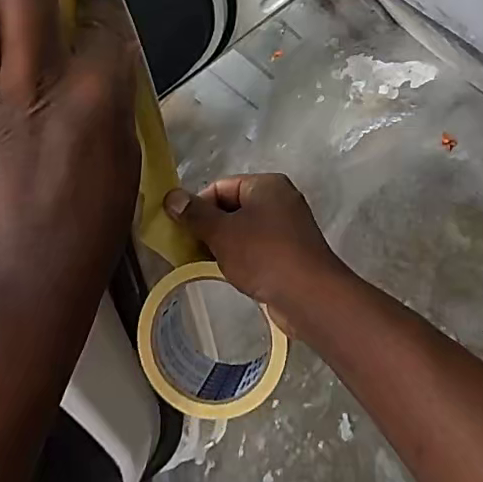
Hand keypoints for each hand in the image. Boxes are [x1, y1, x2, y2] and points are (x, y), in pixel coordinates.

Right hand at [162, 174, 351, 325]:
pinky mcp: (292, 252)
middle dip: (209, 226)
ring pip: (244, 229)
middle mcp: (280, 199)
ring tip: (205, 263)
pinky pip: (258, 247)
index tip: (180, 231)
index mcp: (266, 185)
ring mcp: (288, 227)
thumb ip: (195, 214)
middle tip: (188, 249)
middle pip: (232, 206)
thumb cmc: (264, 256)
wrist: (310, 296)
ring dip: (224, 244)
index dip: (197, 206)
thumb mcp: (222, 233)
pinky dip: (241, 256)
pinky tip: (230, 273)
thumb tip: (171, 197)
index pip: (220, 186)